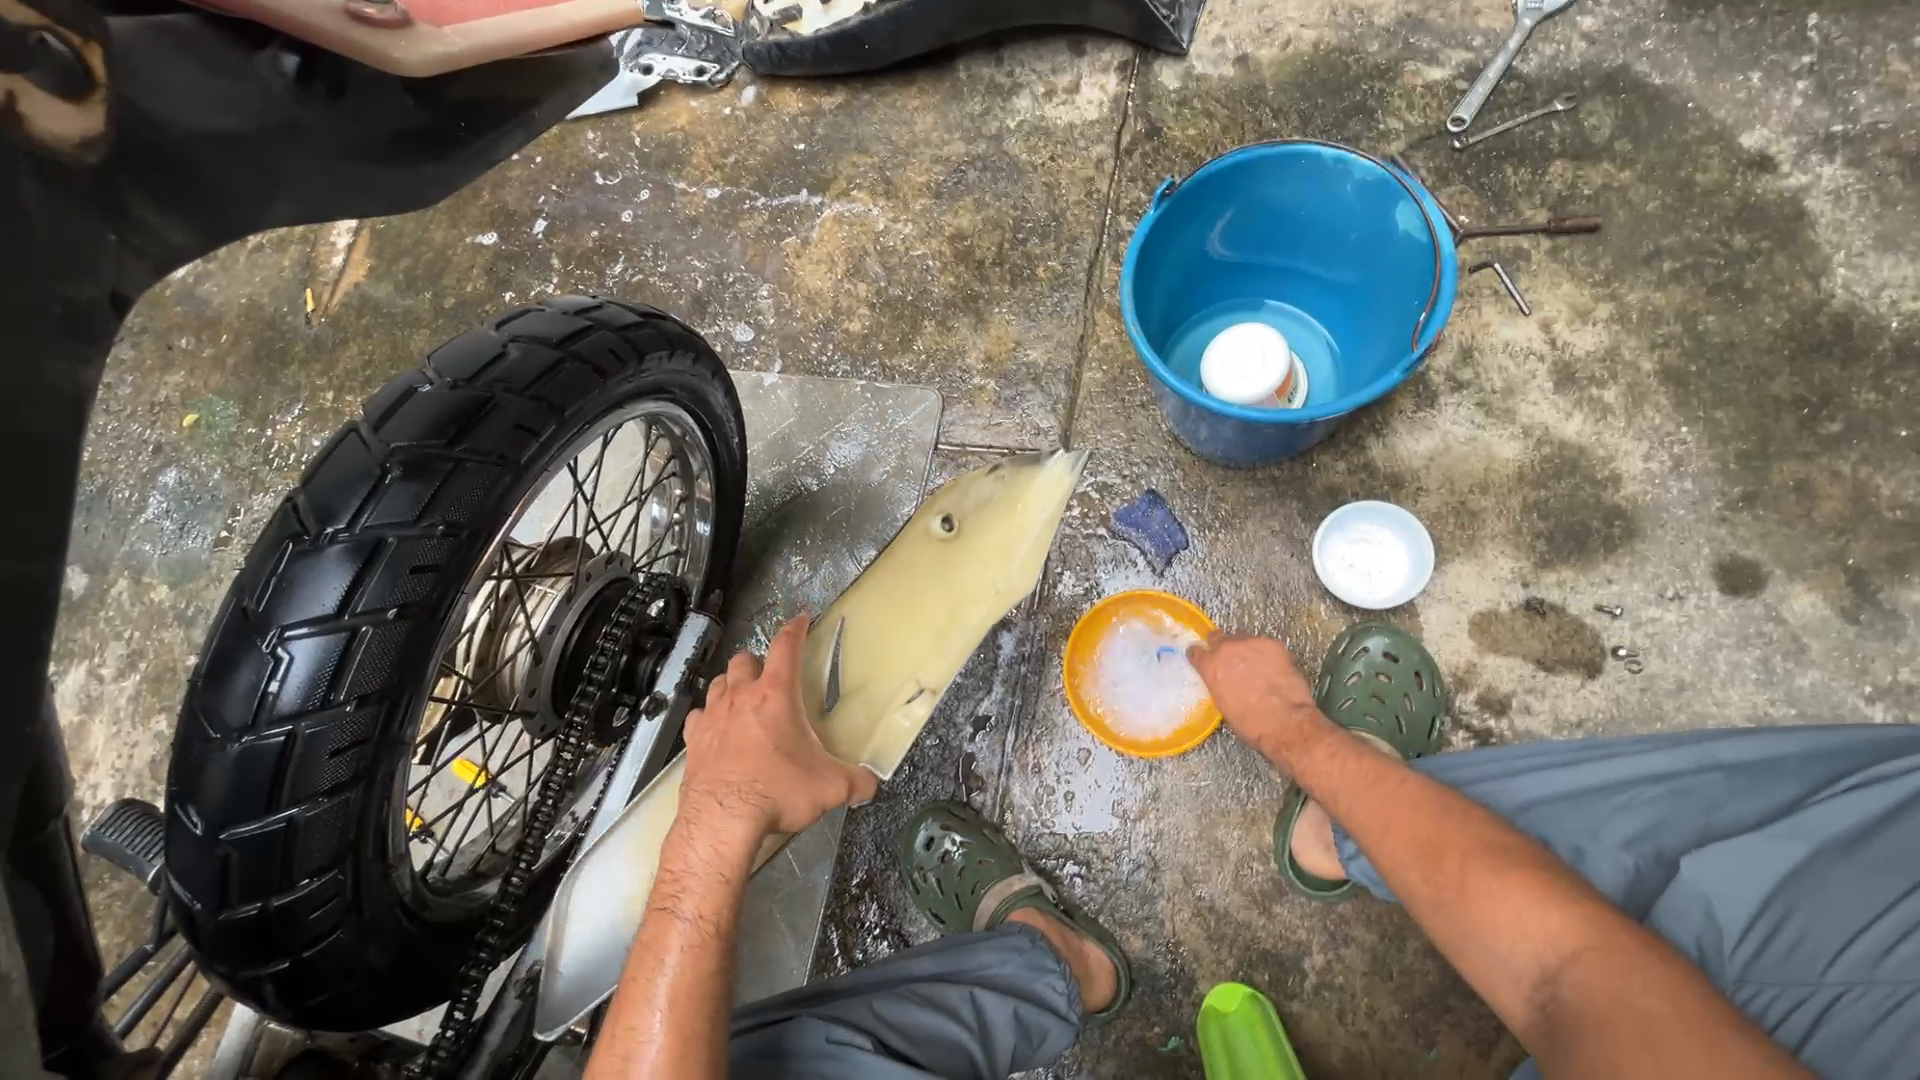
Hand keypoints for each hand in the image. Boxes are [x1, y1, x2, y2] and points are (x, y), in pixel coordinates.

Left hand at [678, 616, 879, 838]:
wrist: (723, 822)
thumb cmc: (777, 793)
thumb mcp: (831, 788)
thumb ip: (857, 781)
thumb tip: (871, 784)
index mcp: (776, 695)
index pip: (785, 647)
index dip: (795, 629)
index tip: (801, 620)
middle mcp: (741, 697)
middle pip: (744, 660)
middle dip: (758, 662)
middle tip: (771, 676)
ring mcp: (713, 717)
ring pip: (719, 683)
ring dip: (732, 685)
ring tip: (744, 699)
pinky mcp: (694, 741)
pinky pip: (699, 716)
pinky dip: (709, 716)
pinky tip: (717, 729)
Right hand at [1187, 631, 1330, 766]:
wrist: (1283, 719)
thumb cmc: (1250, 721)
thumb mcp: (1222, 702)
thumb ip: (1217, 682)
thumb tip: (1223, 679)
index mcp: (1210, 665)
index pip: (1196, 651)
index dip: (1201, 655)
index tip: (1205, 659)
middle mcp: (1226, 648)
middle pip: (1218, 637)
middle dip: (1222, 646)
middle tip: (1232, 660)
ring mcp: (1250, 643)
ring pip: (1243, 638)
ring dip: (1246, 649)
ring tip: (1257, 666)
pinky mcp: (1273, 643)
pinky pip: (1265, 643)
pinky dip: (1268, 653)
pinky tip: (1274, 668)